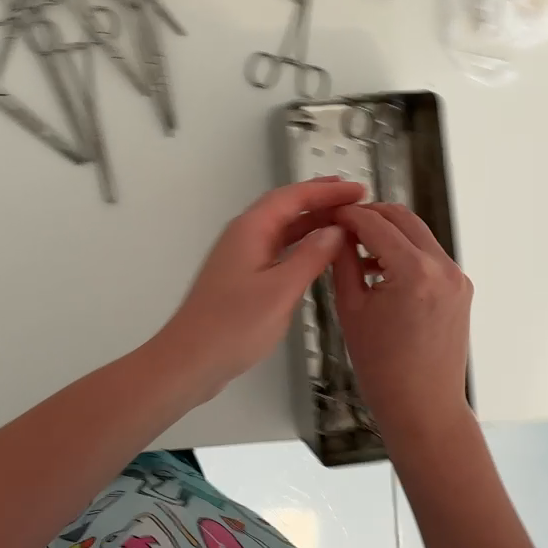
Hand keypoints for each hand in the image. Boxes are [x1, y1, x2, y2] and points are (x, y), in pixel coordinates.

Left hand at [150, 178, 367, 399]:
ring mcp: (241, 255)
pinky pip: (277, 247)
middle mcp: (243, 235)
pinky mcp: (242, 276)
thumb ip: (310, 257)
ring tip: (344, 219)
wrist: (190, 359)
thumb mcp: (280, 291)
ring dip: (312, 221)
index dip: (326, 190)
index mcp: (250, 229)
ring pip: (281, 228)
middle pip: (285, 207)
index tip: (357, 188)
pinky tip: (317, 253)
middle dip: (320, 200)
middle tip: (354, 197)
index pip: (292, 197)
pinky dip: (301, 244)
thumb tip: (335, 229)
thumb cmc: (233, 325)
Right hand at [332, 204, 473, 437]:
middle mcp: (442, 268)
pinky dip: (403, 251)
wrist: (423, 407)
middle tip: (341, 224)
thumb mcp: (350, 307)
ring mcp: (456, 278)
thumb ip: (343, 260)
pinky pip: (428, 254)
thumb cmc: (384, 368)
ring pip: (416, 233)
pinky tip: (379, 269)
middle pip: (401, 217)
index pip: (374, 223)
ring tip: (356, 249)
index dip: (347, 215)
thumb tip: (336, 231)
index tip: (328, 215)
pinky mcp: (460, 288)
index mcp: (414, 272)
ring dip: (387, 232)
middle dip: (369, 215)